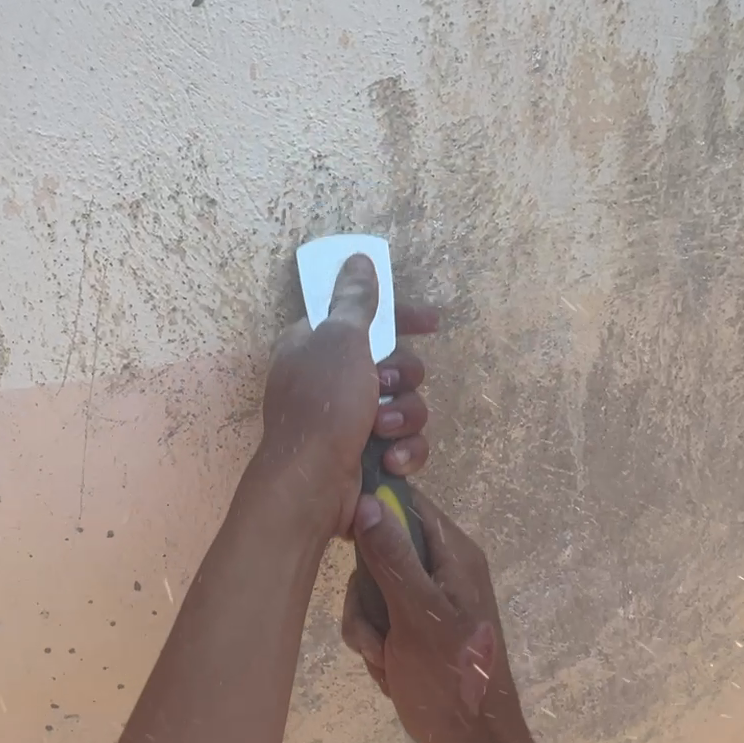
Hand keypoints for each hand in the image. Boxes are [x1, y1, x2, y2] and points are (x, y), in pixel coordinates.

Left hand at [248, 254, 439, 540]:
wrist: (312, 485)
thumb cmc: (323, 404)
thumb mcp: (340, 339)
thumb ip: (355, 299)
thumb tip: (358, 258)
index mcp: (318, 343)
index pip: (366, 316)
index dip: (401, 317)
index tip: (431, 322)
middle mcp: (334, 377)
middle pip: (396, 362)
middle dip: (402, 376)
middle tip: (386, 384)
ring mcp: (351, 417)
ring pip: (406, 403)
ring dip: (403, 416)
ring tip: (382, 430)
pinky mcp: (368, 452)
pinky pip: (406, 440)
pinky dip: (403, 449)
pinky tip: (390, 459)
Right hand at [344, 488, 526, 742]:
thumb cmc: (452, 679)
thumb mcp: (416, 615)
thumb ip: (391, 556)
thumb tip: (366, 499)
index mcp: (453, 553)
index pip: (407, 501)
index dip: (374, 506)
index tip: (344, 529)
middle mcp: (440, 568)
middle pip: (379, 546)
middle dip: (367, 590)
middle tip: (375, 624)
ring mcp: (425, 598)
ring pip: (370, 585)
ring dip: (367, 623)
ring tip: (384, 656)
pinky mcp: (412, 625)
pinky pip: (374, 615)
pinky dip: (373, 641)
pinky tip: (388, 667)